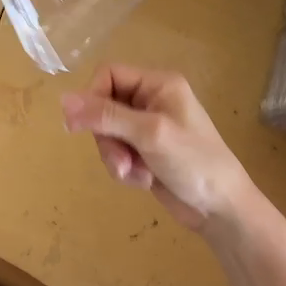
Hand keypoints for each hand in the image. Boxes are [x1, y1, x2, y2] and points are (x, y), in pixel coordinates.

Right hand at [61, 65, 262, 232]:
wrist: (223, 211)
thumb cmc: (195, 163)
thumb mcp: (149, 134)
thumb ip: (106, 115)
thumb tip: (62, 100)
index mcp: (158, 84)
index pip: (108, 74)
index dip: (92, 97)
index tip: (84, 123)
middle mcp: (151, 100)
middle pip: (103, 106)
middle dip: (107, 137)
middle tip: (121, 161)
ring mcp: (147, 128)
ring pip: (107, 133)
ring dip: (116, 157)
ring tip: (135, 174)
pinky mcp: (145, 152)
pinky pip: (117, 153)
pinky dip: (125, 168)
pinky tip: (144, 181)